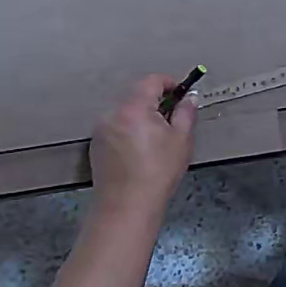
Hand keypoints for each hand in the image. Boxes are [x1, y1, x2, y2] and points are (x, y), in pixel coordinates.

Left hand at [91, 75, 196, 213]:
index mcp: (134, 107)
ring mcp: (101, 129)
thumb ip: (186, 113)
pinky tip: (139, 152)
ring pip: (125, 113)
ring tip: (156, 139)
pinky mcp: (96, 145)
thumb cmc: (159, 171)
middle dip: (156, 102)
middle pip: (136, 96)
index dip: (169, 82)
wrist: (127, 205)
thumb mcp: (181, 140)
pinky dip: (129, 131)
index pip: (151, 81)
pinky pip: (116, 127)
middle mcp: (112, 113)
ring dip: (141, 117)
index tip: (182, 93)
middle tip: (172, 120)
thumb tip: (190, 97)